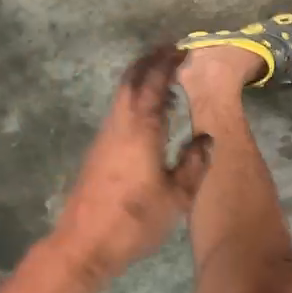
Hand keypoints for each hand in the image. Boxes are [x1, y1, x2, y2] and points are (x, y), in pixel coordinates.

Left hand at [49, 46, 213, 286]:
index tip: (182, 49)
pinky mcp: (99, 149)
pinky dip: (137, 99)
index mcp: (140, 127)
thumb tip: (207, 137)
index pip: (153, 81)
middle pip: (131, 78)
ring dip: (142, 80)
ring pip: (123, 93)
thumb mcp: (176, 197)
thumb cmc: (134, 220)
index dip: (167, 61)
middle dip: (151, 61)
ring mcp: (105, 135)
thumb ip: (194, 164)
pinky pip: (121, 110)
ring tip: (168, 82)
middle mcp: (119, 122)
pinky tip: (153, 117)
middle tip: (172, 53)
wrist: (84, 243)